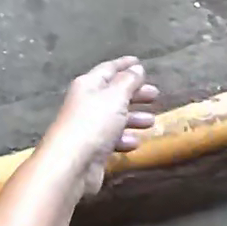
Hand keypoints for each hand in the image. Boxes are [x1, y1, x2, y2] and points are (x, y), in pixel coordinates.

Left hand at [39, 56, 158, 196]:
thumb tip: (136, 68)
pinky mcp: (92, 148)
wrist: (72, 164)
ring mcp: (88, 126)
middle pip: (113, 93)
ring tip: (151, 121)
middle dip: (134, 93)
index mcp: (89, 84)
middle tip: (155, 94)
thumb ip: (128, 81)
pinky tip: (135, 142)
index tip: (139, 62)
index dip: (124, 65)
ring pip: (114, 116)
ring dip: (133, 117)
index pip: (108, 69)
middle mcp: (86, 102)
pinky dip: (124, 138)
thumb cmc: (94, 123)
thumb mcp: (115, 97)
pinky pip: (111, 138)